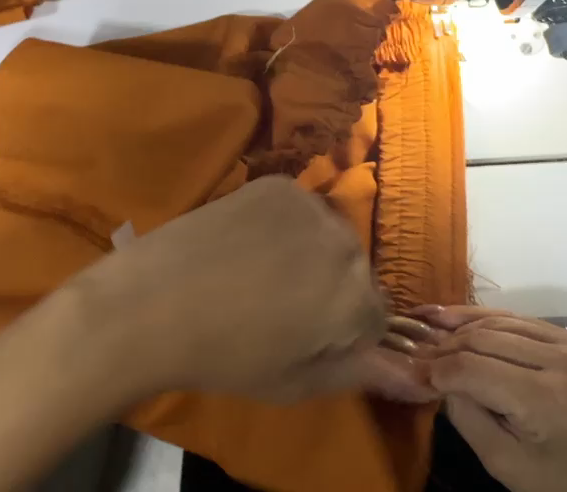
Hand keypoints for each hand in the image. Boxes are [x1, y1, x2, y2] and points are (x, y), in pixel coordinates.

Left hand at [68, 176, 388, 399]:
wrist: (156, 300)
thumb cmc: (227, 355)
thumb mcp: (297, 382)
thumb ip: (359, 371)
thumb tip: (410, 373)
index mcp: (358, 299)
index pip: (377, 315)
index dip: (343, 330)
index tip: (306, 337)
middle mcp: (347, 244)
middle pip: (354, 268)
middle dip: (330, 287)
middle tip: (279, 307)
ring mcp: (310, 206)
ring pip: (326, 234)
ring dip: (309, 250)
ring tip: (259, 273)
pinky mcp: (278, 184)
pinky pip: (298, 206)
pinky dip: (283, 222)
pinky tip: (247, 242)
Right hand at [422, 307, 566, 491]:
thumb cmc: (561, 487)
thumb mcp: (505, 465)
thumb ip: (467, 417)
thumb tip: (437, 376)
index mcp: (547, 400)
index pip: (474, 369)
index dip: (438, 368)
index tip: (410, 369)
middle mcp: (565, 361)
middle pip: (486, 339)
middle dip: (447, 344)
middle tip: (414, 346)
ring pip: (503, 321)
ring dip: (464, 324)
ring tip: (430, 322)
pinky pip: (524, 322)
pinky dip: (492, 321)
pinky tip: (464, 320)